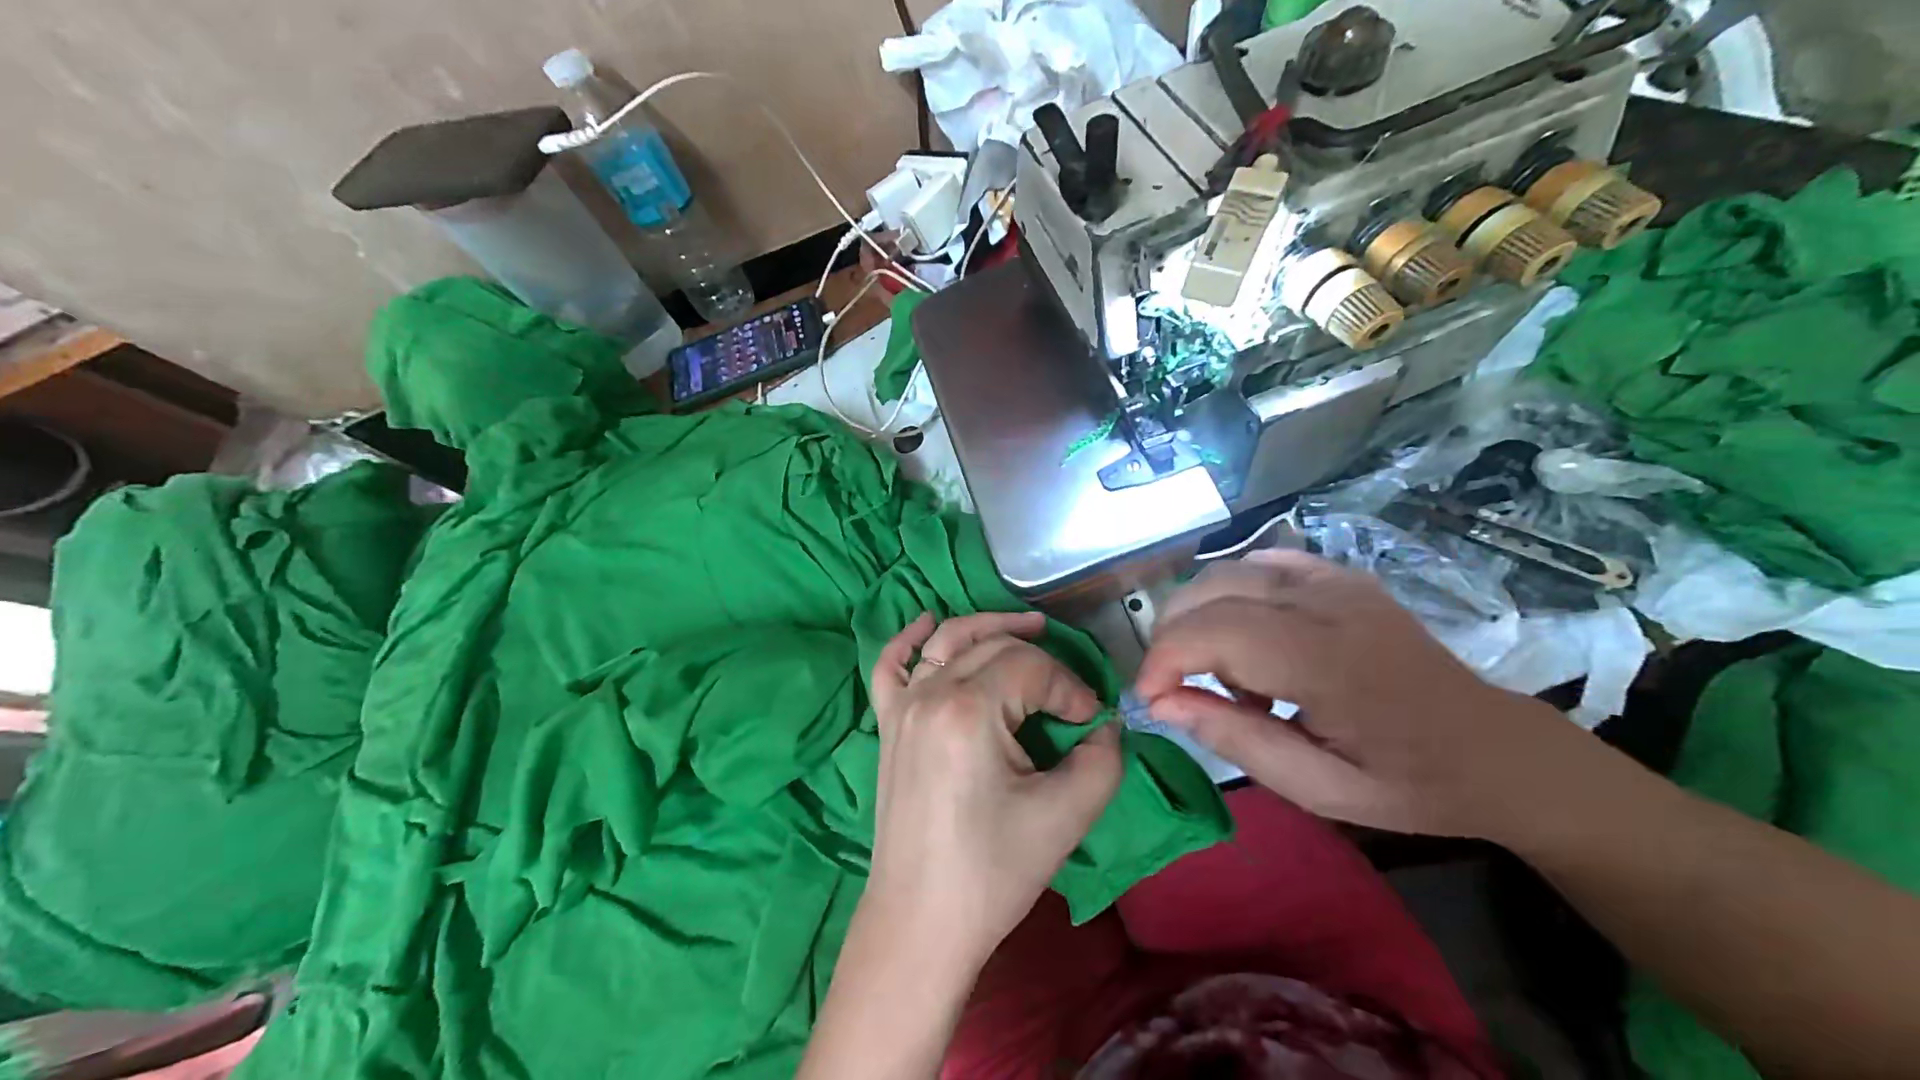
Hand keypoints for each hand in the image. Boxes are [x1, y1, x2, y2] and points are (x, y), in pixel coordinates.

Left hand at [862, 610, 1123, 967]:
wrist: (921, 921)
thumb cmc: (992, 871)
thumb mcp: (1065, 816)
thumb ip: (1101, 760)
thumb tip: (1105, 726)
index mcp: (968, 709)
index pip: (1031, 668)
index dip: (1070, 688)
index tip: (1090, 723)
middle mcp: (929, 694)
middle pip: (994, 647)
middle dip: (1041, 661)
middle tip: (1070, 694)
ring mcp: (901, 707)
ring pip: (946, 641)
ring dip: (988, 627)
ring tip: (1028, 625)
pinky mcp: (887, 727)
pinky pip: (890, 666)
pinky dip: (909, 639)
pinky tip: (927, 624)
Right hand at [1136, 550, 1597, 840]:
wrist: (1494, 751)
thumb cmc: (1407, 782)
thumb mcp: (1318, 787)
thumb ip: (1233, 740)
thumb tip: (1161, 702)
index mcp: (1325, 661)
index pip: (1212, 632)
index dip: (1162, 660)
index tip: (1148, 699)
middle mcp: (1327, 604)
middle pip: (1209, 591)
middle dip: (1171, 637)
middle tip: (1176, 689)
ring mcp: (1337, 581)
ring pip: (1229, 572)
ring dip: (1202, 619)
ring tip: (1228, 676)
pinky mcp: (1342, 576)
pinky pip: (1264, 563)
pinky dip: (1236, 594)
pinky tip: (1250, 637)